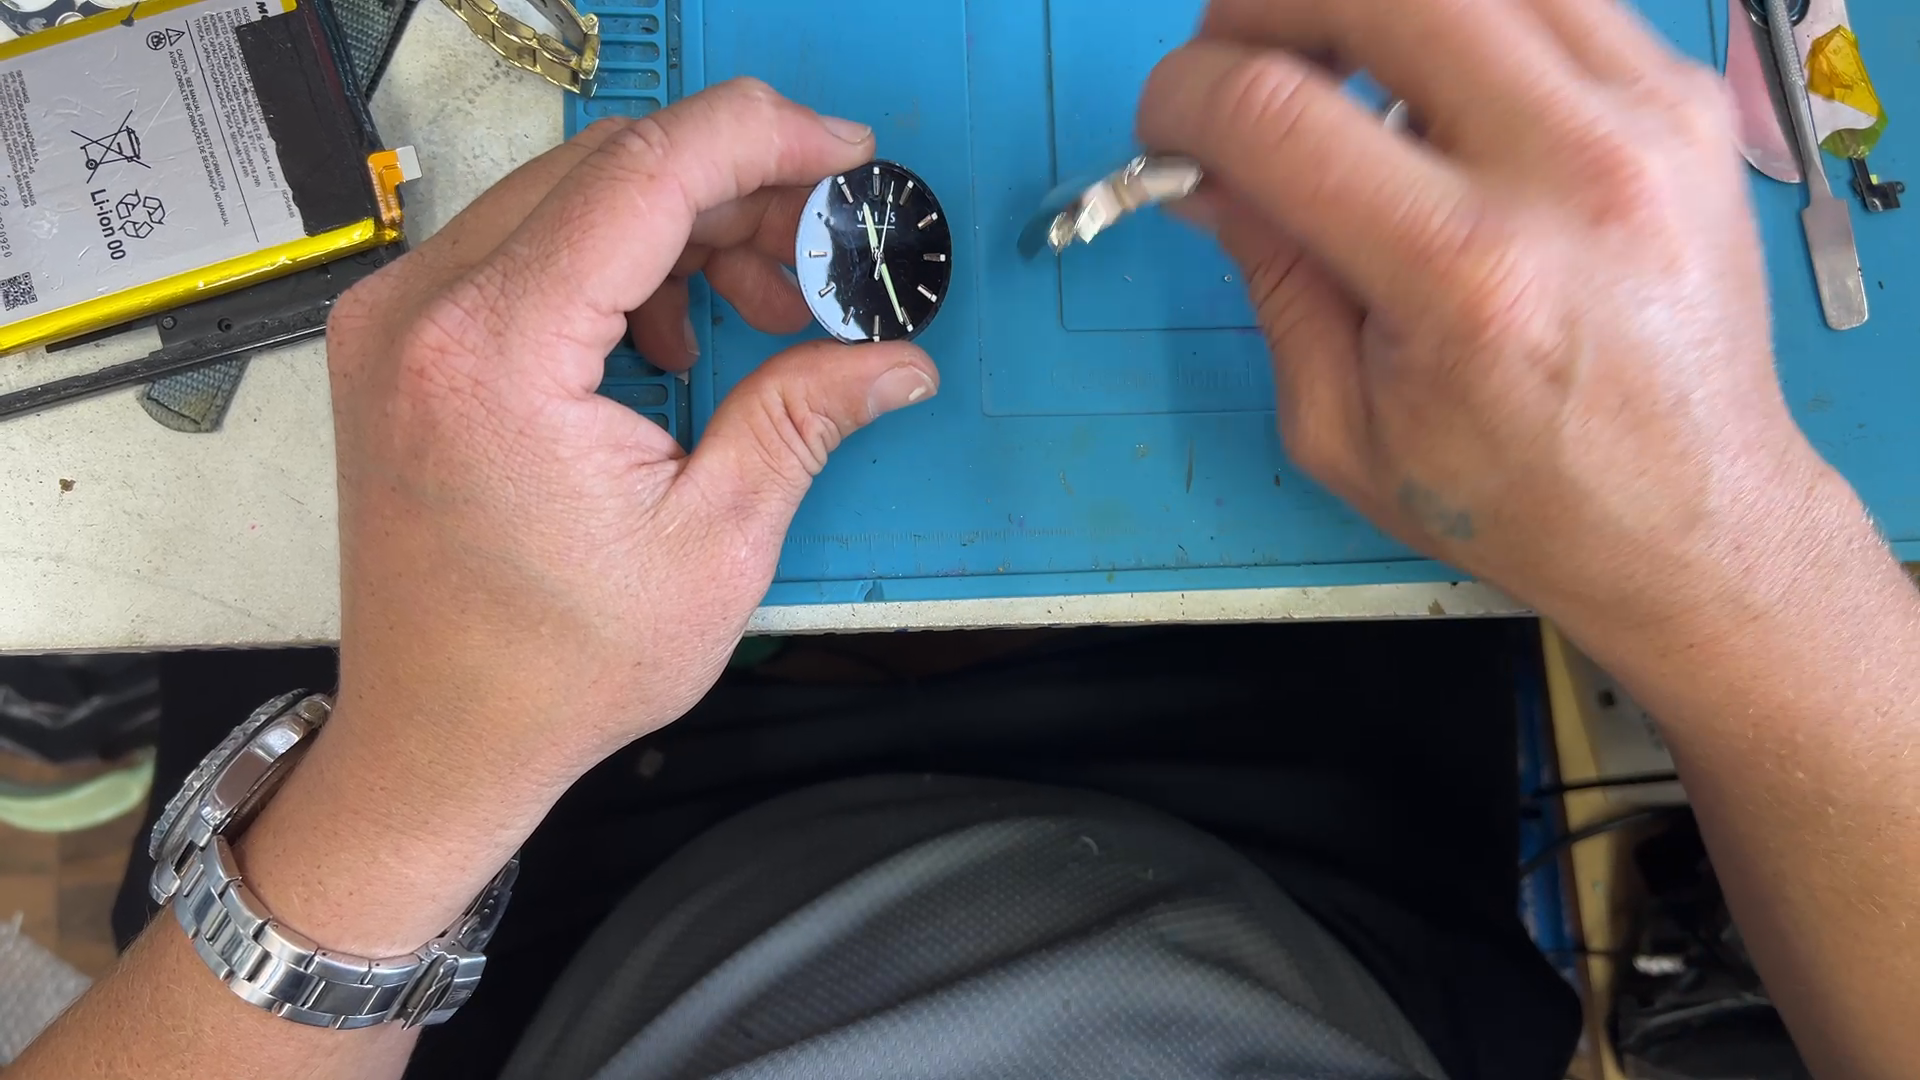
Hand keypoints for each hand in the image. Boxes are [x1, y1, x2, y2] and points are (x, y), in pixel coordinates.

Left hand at [324, 78, 939, 779]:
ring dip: (691, 238)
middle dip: (742, 198)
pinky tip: (677, 347)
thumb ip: (806, 418)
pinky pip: (541, 256)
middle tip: (826, 258)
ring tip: (768, 312)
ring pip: (578, 206)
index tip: (846, 154)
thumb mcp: (720, 539)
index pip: (646, 173)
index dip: (763, 142)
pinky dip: (632, 274)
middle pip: (613, 174)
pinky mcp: (418, 347)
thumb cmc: (569, 664)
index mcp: (498, 352)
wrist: (448, 736)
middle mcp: (425, 309)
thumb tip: (898, 361)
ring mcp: (406, 321)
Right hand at [1138, 0, 1843, 636]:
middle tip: (1215, 65)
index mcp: (1457, 275)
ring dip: (1352, 1)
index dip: (1184, 101)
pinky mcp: (1680, 94)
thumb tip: (1204, 181)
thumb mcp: (1332, 422)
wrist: (1675, 512)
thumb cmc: (1488, 494)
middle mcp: (1566, 163)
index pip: (1281, 118)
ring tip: (1301, 64)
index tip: (1156, 134)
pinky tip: (1403, 82)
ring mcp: (1647, 108)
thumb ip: (1273, 282)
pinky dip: (1440, 18)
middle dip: (1258, 7)